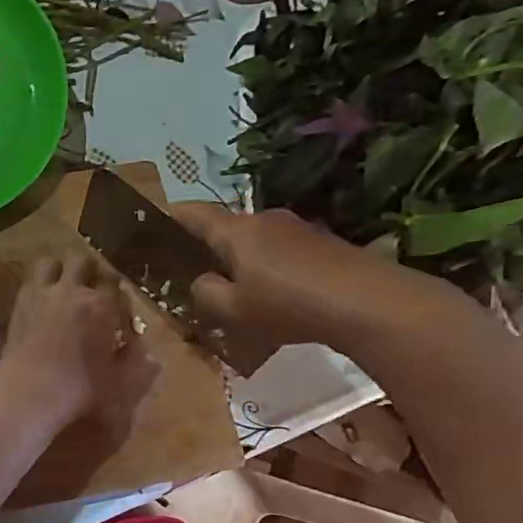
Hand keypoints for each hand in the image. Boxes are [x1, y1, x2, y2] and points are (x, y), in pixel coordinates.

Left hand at [0, 254, 152, 428]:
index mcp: (102, 306)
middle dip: (89, 271)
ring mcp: (42, 294)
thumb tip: (147, 354)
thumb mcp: (117, 380)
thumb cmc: (80, 389)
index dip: (116, 292)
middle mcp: (72, 291)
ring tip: (62, 287)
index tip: (116, 310)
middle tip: (91, 290)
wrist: (30, 393)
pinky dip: (38, 285)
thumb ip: (133, 362)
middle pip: (83, 261)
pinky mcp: (19, 304)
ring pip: (51, 263)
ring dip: (59, 270)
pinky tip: (40, 302)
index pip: (114, 281)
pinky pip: (30, 281)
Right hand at [169, 203, 483, 357]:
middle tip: (193, 272)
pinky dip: (267, 266)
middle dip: (207, 246)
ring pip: (254, 240)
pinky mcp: (321, 242)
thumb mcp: (234, 309)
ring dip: (240, 259)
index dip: (171, 216)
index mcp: (236, 231)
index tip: (154, 222)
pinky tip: (273, 294)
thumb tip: (201, 282)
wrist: (367, 301)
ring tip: (235, 289)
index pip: (193, 213)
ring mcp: (296, 228)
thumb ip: (206, 293)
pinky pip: (280, 250)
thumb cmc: (289, 304)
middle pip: (225, 227)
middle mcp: (264, 219)